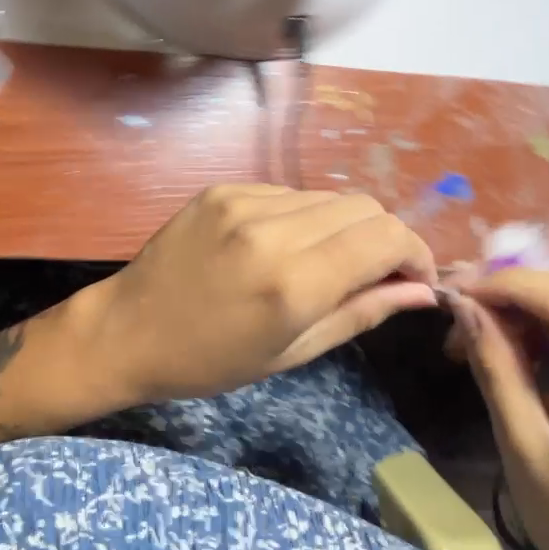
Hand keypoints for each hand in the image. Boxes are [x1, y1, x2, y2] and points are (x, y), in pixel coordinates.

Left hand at [70, 185, 437, 403]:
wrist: (126, 329)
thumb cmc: (209, 360)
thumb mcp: (291, 352)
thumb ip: (360, 312)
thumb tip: (422, 291)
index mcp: (293, 280)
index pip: (386, 236)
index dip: (415, 255)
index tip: (412, 282)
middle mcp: (271, 228)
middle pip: (362, 206)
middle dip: (382, 239)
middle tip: (372, 276)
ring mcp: (241, 201)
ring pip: (325, 196)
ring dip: (340, 227)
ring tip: (319, 265)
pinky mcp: (220, 189)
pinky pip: (284, 193)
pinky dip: (299, 217)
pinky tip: (278, 248)